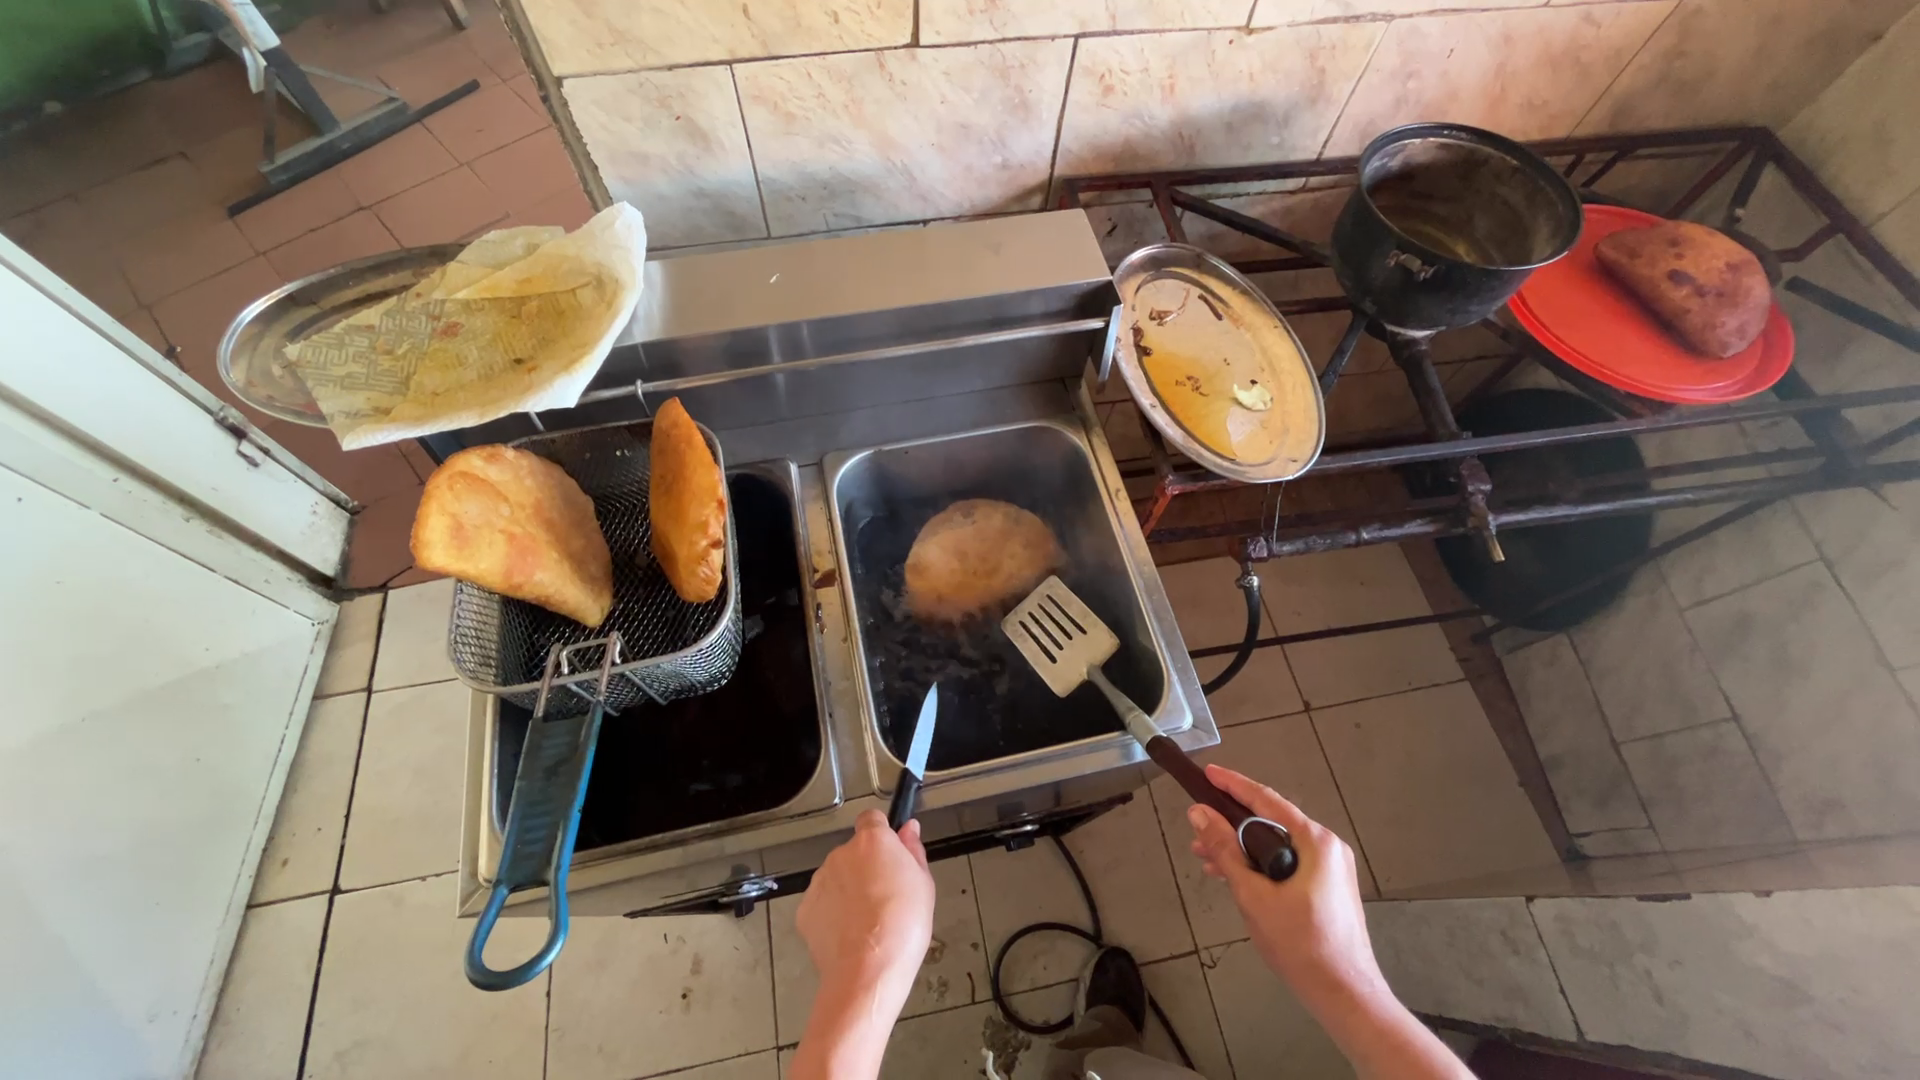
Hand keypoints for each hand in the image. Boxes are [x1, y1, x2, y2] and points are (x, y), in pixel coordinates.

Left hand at [797, 809, 935, 1008]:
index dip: (882, 834)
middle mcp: (841, 854)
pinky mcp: (805, 909)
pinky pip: (822, 903)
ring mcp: (819, 881)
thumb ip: (913, 851)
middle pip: (854, 852)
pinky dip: (832, 914)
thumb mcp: (924, 884)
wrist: (869, 971)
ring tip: (867, 923)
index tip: (892, 854)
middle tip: (886, 896)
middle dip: (866, 868)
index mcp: (872, 841)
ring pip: (837, 878)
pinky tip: (848, 936)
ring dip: (848, 891)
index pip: (871, 819)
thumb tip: (908, 829)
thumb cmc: (904, 925)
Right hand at [1185, 765, 1385, 1007]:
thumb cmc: (1299, 943)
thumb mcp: (1252, 893)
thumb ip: (1224, 849)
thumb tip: (1199, 812)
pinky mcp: (1327, 887)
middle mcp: (1326, 846)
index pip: (1266, 799)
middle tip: (1198, 825)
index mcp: (1315, 841)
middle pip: (1270, 821)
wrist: (1344, 995)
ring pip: (1276, 844)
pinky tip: (1232, 876)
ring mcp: (1330, 868)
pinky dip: (1258, 864)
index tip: (1207, 773)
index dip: (1233, 784)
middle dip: (1231, 824)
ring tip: (1205, 856)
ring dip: (1241, 848)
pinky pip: (1286, 862)